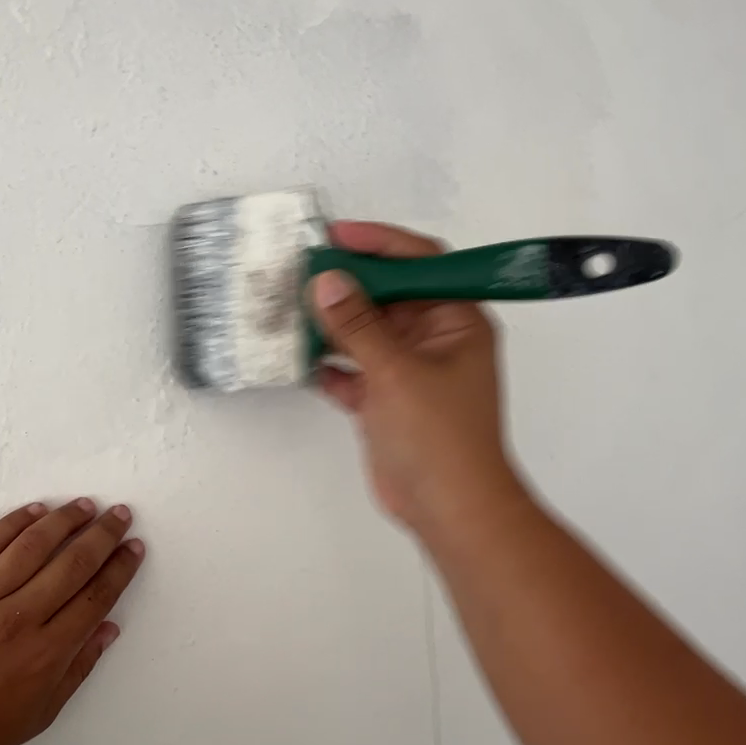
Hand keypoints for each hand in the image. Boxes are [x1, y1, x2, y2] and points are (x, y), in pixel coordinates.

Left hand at [0, 499, 144, 744]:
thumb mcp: (39, 714)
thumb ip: (78, 667)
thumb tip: (110, 626)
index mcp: (46, 653)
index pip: (95, 597)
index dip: (119, 568)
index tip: (134, 546)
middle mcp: (19, 619)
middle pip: (72, 563)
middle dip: (102, 535)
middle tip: (119, 513)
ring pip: (32, 545)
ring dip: (64, 520)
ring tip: (83, 505)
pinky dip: (13, 523)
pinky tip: (35, 510)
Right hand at [308, 221, 531, 538]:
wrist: (448, 509)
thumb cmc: (438, 436)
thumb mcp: (397, 372)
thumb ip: (358, 326)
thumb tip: (327, 282)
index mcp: (455, 320)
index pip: (421, 262)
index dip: (379, 243)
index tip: (335, 236)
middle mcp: (433, 338)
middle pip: (387, 295)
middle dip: (347, 284)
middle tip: (299, 271)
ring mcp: (408, 370)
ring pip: (365, 332)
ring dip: (332, 323)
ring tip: (290, 309)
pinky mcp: (385, 399)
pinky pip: (352, 369)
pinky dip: (329, 365)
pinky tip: (300, 361)